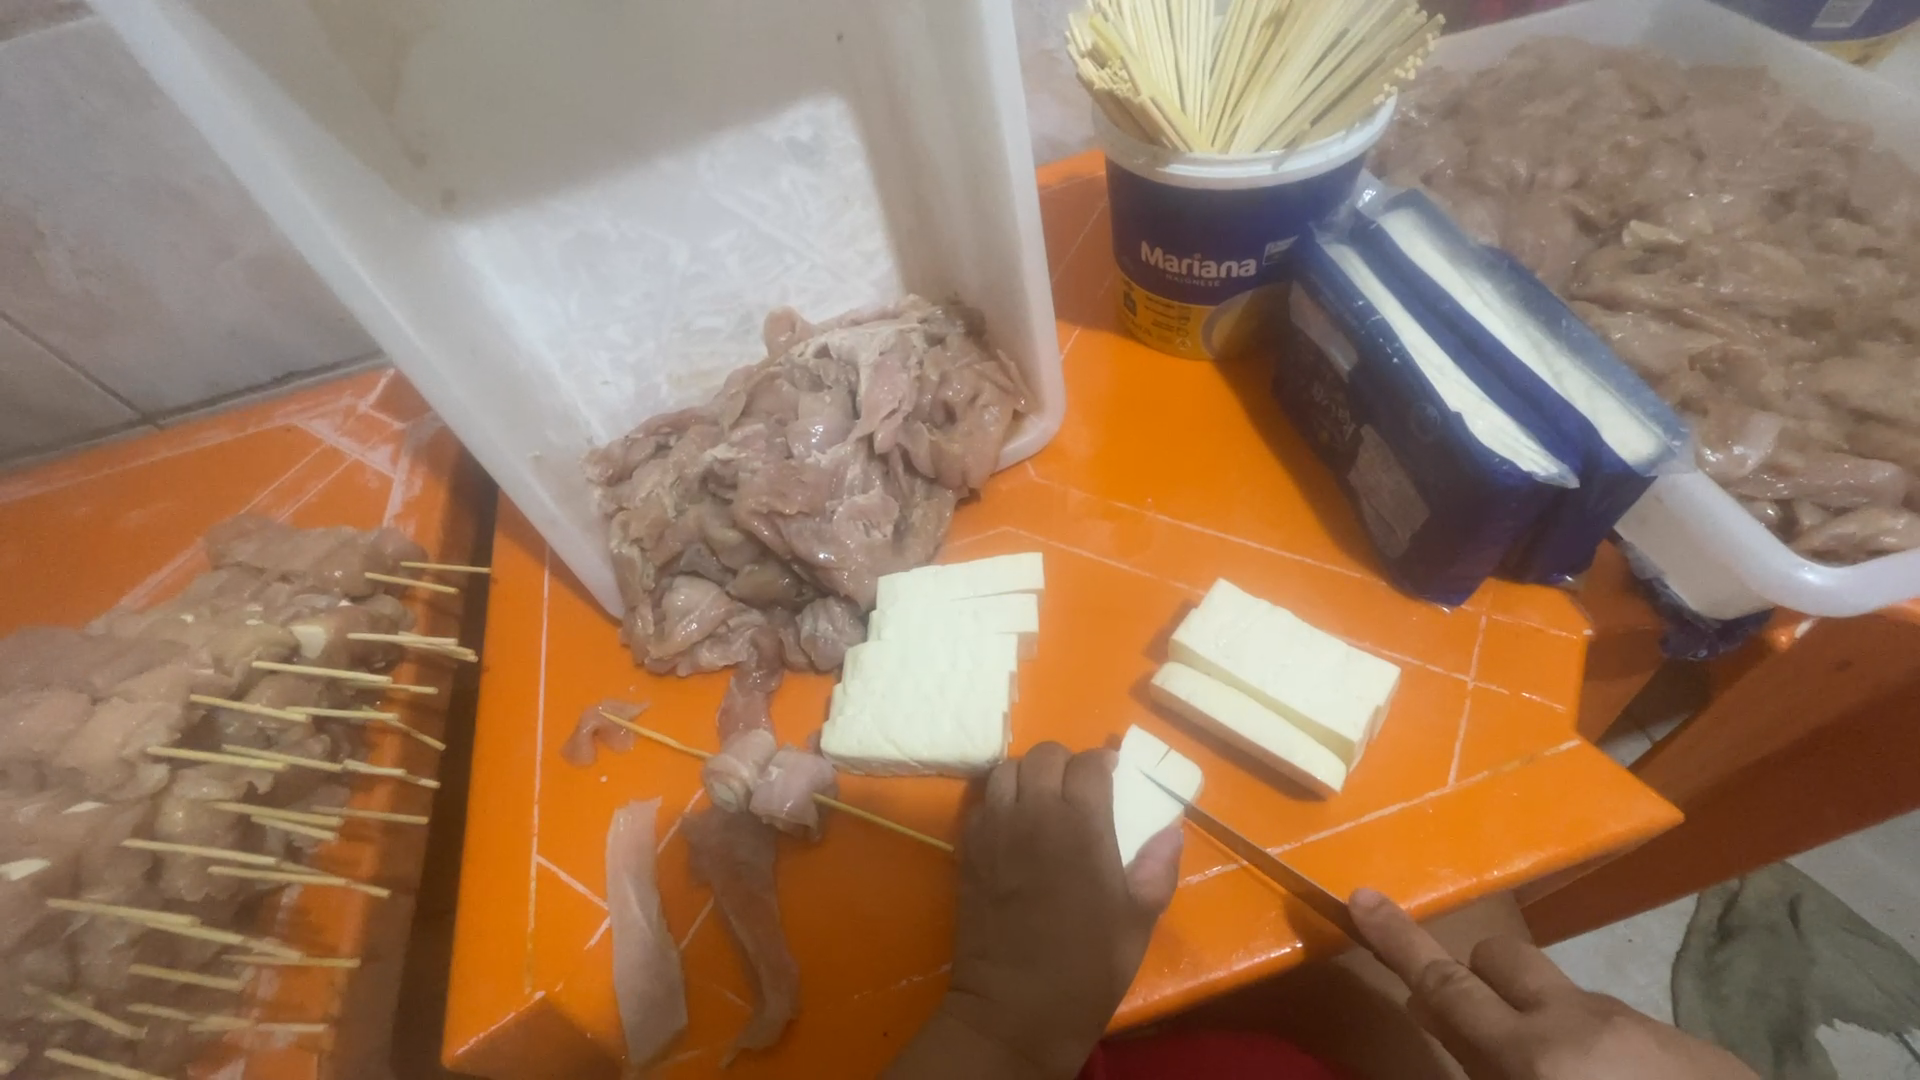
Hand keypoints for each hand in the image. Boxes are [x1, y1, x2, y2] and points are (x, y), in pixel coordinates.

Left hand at [937, 742, 1183, 1077]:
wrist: (1013, 1010)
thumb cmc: (1085, 967)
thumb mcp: (1137, 922)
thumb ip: (1157, 868)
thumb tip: (1171, 830)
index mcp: (1080, 824)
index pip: (1089, 763)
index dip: (1103, 764)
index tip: (1111, 777)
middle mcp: (1034, 812)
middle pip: (1044, 754)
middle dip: (1064, 763)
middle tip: (1076, 790)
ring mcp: (995, 826)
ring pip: (1006, 769)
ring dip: (1026, 775)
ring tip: (1040, 800)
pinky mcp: (968, 846)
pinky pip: (981, 801)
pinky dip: (997, 800)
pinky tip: (1010, 826)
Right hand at [1349, 888, 1757, 1079]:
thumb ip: (1480, 1066)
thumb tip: (1438, 1016)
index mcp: (1534, 1060)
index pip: (1444, 984)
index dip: (1398, 941)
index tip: (1362, 896)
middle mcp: (1585, 1026)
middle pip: (1504, 957)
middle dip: (1485, 980)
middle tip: (1494, 1032)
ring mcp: (1652, 1031)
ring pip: (1576, 1000)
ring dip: (1562, 1031)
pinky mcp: (1712, 1053)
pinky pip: (1641, 1033)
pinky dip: (1627, 1060)